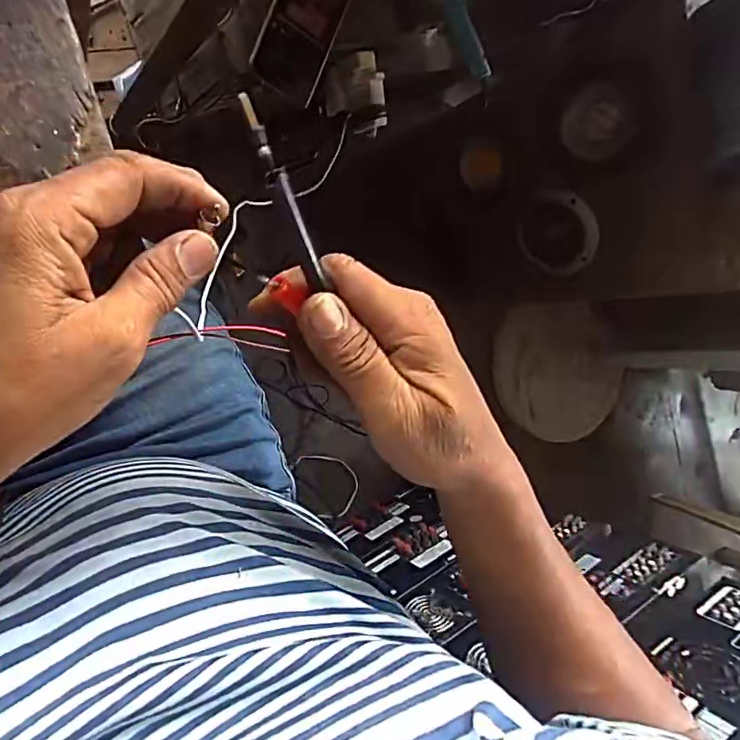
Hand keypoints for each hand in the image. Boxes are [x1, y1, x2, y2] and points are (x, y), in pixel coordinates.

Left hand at [0, 153, 223, 546]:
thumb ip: (161, 279)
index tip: (224, 215)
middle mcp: (22, 211)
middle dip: (166, 206)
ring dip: (143, 229)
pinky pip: (76, 239)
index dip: (183, 187)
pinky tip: (144, 274)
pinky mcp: (12, 262)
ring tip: (186, 258)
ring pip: (95, 213)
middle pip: (109, 186)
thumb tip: (202, 242)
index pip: (127, 175)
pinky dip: (116, 250)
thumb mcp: (113, 338)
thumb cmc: (30, 394)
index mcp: (42, 219)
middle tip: (211, 238)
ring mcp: (12, 236)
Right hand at [252, 254, 515, 493]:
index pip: (340, 272)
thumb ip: (353, 355)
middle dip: (303, 319)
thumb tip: (315, 303)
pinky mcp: (396, 340)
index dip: (298, 285)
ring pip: (337, 311)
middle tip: (300, 366)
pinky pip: (350, 332)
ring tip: (326, 384)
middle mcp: (404, 307)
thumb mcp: (391, 407)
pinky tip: (339, 384)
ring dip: (316, 342)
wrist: (474, 467)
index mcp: (406, 315)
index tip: (265, 316)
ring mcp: (401, 322)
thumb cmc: (439, 444)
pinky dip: (331, 355)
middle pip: (335, 288)